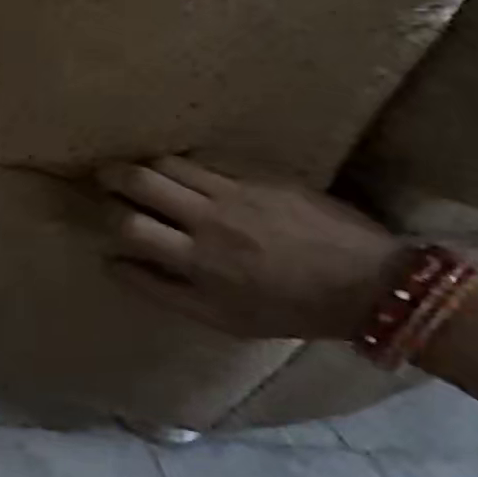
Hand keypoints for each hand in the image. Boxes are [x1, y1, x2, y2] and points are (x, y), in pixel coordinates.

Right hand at [98, 156, 401, 339]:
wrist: (372, 283)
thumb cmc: (289, 309)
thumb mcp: (221, 318)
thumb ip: (160, 290)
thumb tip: (109, 261)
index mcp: (199, 260)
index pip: (129, 225)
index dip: (107, 217)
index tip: (106, 217)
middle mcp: (208, 219)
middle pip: (139, 179)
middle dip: (111, 175)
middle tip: (105, 179)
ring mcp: (233, 190)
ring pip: (166, 162)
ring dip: (145, 165)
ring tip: (143, 173)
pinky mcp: (257, 173)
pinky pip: (204, 158)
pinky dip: (184, 164)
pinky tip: (186, 172)